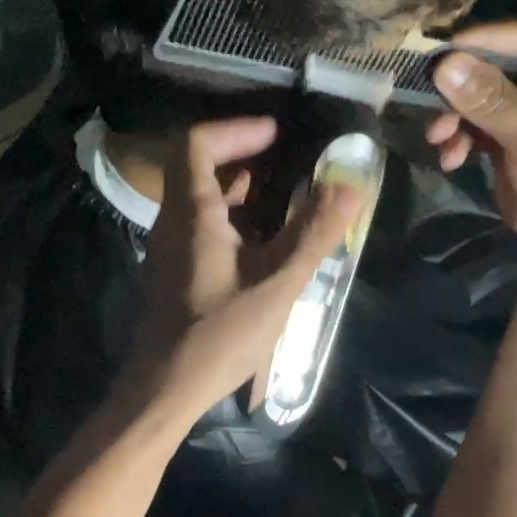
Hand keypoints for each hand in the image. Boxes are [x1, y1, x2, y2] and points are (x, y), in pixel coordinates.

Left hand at [124, 117, 359, 416]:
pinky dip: (228, 224)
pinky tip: (261, 248)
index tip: (274, 135)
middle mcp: (171, 224)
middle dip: (241, 158)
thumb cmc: (219, 333)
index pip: (195, 144)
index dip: (234, 130)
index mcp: (191, 214)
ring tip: (283, 202)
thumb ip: (313, 232)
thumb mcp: (277, 283)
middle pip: (195, 170)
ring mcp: (166, 252)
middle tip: (286, 163)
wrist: (165, 386)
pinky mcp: (170, 277)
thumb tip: (350, 184)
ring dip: (237, 194)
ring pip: (197, 204)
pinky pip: (197, 232)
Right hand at [425, 21, 516, 246]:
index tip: (444, 46)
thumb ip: (490, 100)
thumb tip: (444, 64)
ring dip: (457, 119)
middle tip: (428, 99)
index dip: (491, 40)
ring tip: (438, 140)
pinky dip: (462, 141)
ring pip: (485, 99)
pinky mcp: (516, 138)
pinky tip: (451, 160)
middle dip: (464, 89)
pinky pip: (479, 127)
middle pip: (504, 68)